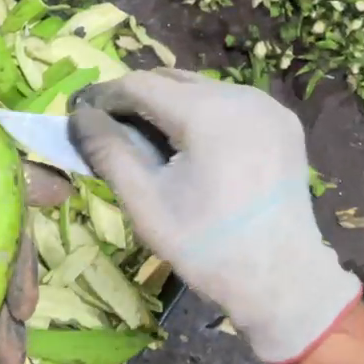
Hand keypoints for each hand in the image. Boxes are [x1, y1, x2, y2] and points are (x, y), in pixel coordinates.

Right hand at [70, 69, 359, 363]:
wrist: (285, 283)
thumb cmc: (209, 248)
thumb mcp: (146, 204)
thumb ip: (108, 151)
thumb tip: (78, 116)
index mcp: (208, 113)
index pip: (140, 85)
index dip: (105, 96)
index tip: (81, 115)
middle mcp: (240, 95)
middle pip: (170, 80)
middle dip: (135, 99)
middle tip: (109, 130)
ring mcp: (266, 105)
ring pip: (198, 88)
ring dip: (167, 104)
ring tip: (148, 140)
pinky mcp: (281, 120)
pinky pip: (226, 102)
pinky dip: (200, 113)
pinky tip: (190, 146)